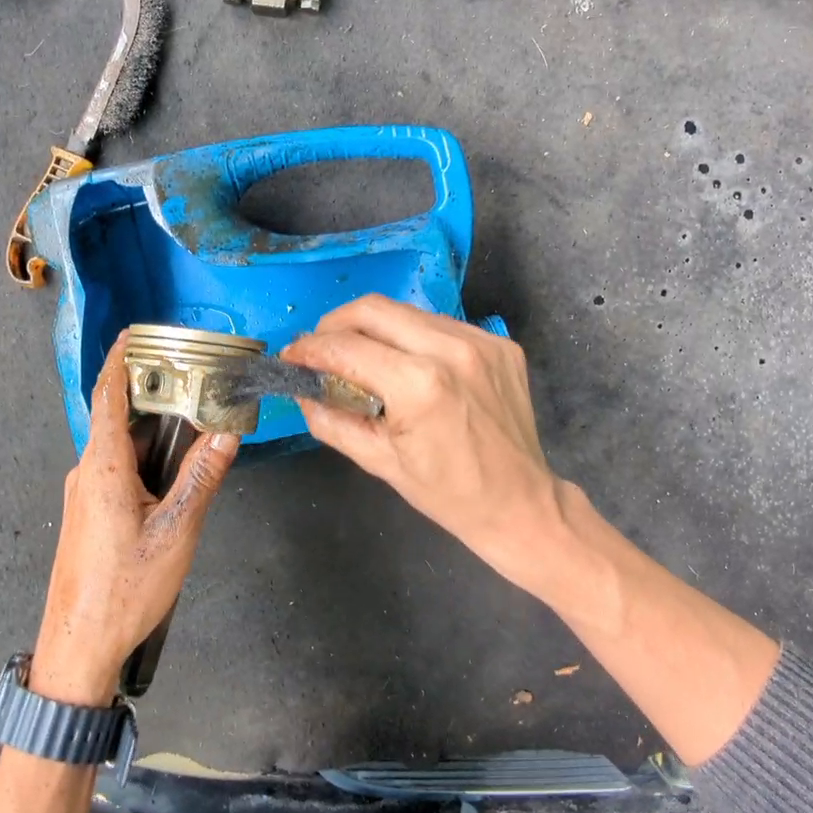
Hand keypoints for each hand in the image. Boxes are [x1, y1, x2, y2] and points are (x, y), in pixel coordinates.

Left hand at [31, 332, 240, 705]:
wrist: (78, 646)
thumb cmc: (127, 588)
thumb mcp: (177, 530)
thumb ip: (202, 476)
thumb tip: (228, 430)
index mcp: (104, 465)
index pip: (109, 395)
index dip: (122, 359)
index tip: (138, 332)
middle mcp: (87, 470)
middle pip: (120, 419)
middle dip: (156, 398)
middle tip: (196, 385)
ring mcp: (83, 494)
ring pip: (121, 448)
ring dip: (154, 436)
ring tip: (196, 432)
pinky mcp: (87, 515)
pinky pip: (116, 471)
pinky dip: (144, 461)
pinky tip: (172, 480)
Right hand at [282, 295, 569, 594]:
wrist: (521, 503)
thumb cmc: (446, 493)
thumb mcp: (378, 462)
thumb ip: (331, 420)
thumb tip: (302, 390)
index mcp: (419, 385)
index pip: (346, 346)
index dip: (309, 348)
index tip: (291, 357)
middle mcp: (451, 350)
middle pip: (372, 309)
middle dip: (335, 324)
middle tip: (320, 348)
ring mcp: (481, 342)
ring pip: (406, 312)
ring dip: (374, 328)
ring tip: (361, 355)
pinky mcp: (499, 343)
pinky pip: (440, 324)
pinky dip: (412, 337)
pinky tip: (408, 363)